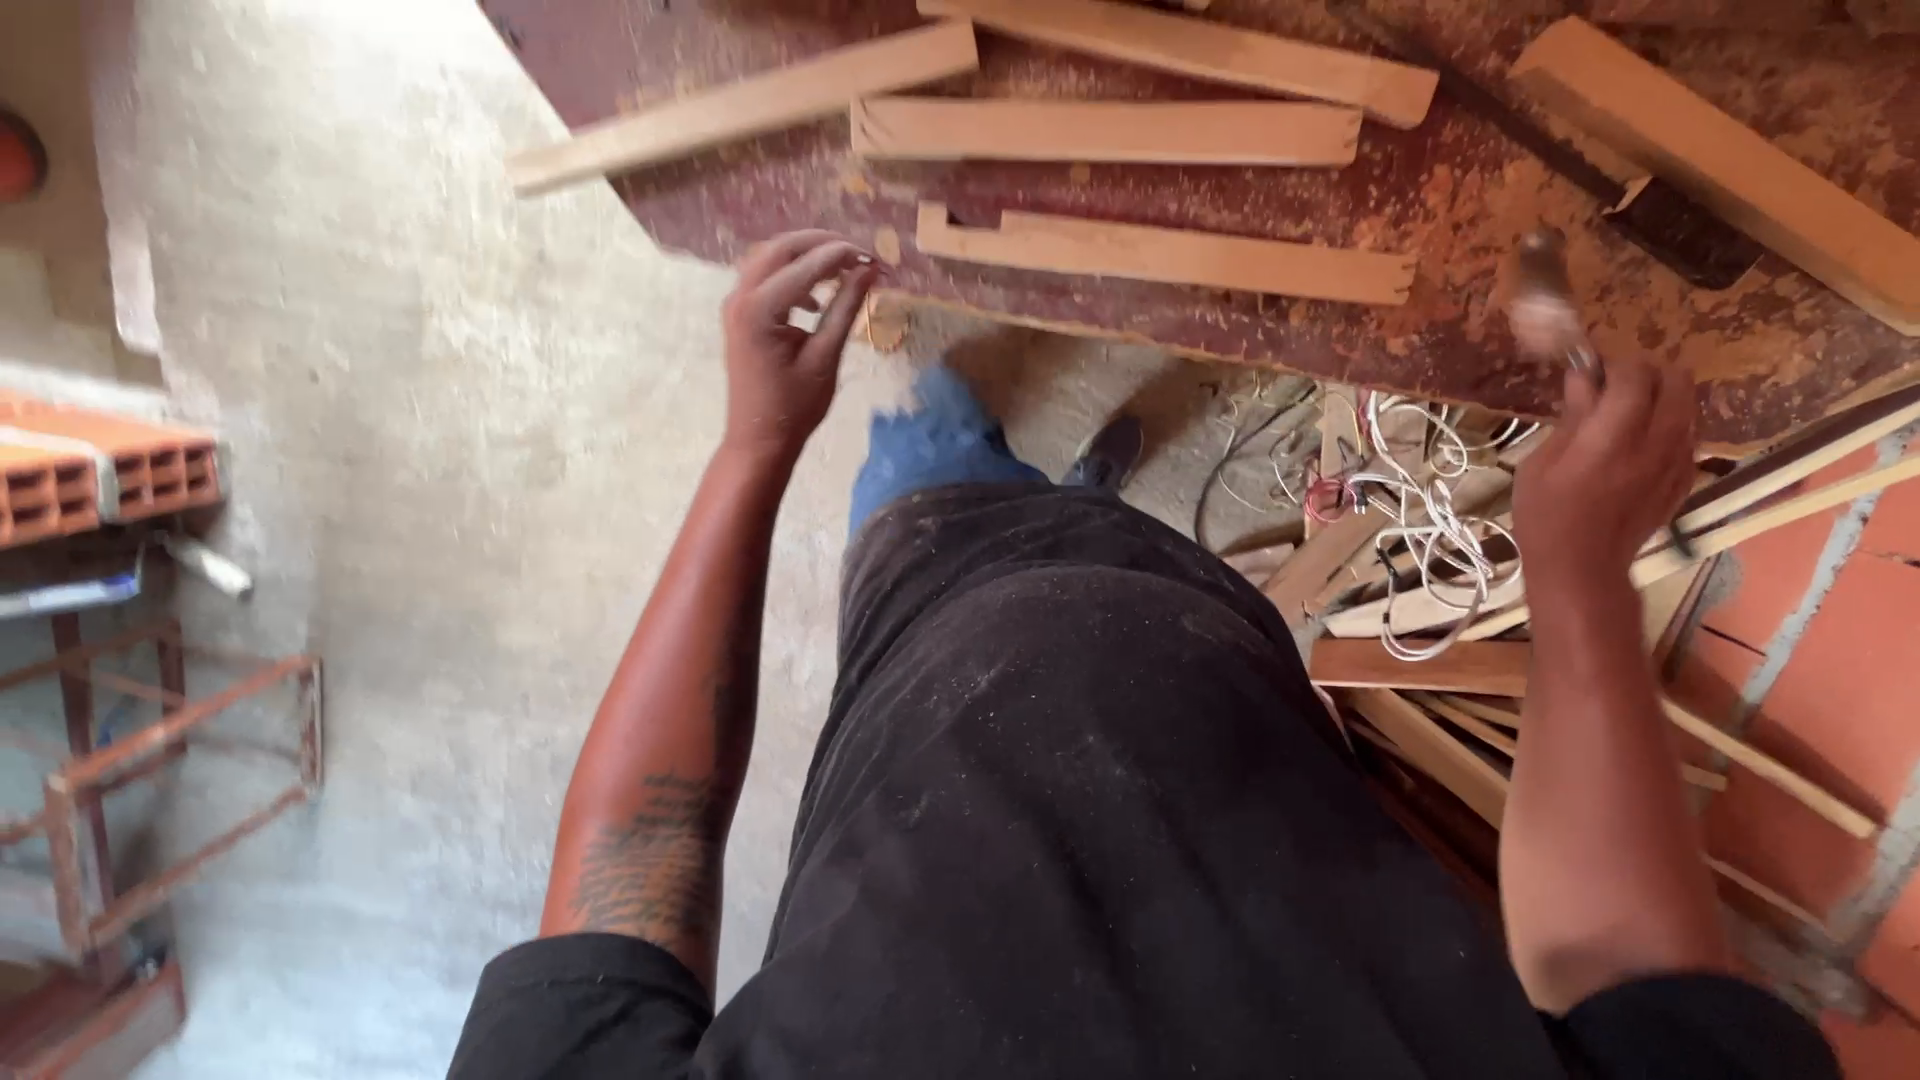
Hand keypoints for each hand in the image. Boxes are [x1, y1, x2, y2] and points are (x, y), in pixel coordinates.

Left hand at [720, 230, 879, 459]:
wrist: (759, 439)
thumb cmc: (794, 407)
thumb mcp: (826, 357)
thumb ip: (846, 308)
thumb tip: (869, 271)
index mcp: (760, 308)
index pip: (806, 264)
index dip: (844, 256)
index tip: (876, 260)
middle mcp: (740, 296)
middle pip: (782, 248)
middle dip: (823, 245)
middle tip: (861, 255)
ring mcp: (735, 304)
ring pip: (771, 258)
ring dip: (807, 257)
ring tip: (844, 271)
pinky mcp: (739, 314)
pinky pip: (765, 278)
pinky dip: (793, 276)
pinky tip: (817, 300)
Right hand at [1514, 356, 1695, 594]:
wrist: (1581, 566)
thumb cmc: (1544, 515)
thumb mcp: (1540, 463)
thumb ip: (1573, 418)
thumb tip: (1582, 378)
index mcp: (1613, 438)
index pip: (1634, 376)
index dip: (1613, 365)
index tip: (1589, 371)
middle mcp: (1656, 443)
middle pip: (1676, 380)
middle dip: (1645, 373)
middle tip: (1611, 386)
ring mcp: (1678, 461)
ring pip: (1688, 404)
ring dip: (1660, 397)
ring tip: (1623, 413)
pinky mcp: (1686, 477)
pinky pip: (1687, 434)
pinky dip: (1666, 424)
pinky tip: (1636, 442)